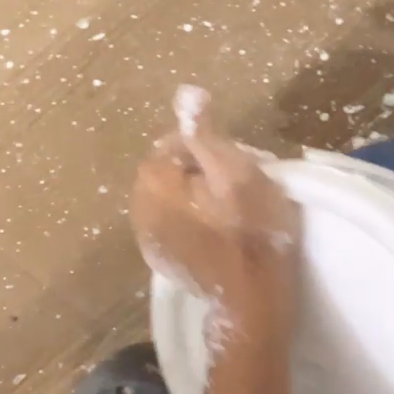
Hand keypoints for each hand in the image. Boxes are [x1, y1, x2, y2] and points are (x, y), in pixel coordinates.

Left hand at [131, 87, 301, 330]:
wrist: (253, 300)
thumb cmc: (252, 231)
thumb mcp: (236, 171)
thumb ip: (205, 133)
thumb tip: (185, 93)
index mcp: (153, 181)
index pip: (178, 141)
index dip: (213, 147)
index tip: (242, 163)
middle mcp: (139, 207)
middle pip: (173, 169)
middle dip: (204, 169)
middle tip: (242, 185)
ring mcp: (150, 238)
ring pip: (175, 196)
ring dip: (200, 195)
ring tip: (235, 209)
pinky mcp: (165, 259)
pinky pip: (177, 223)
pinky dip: (196, 220)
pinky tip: (223, 234)